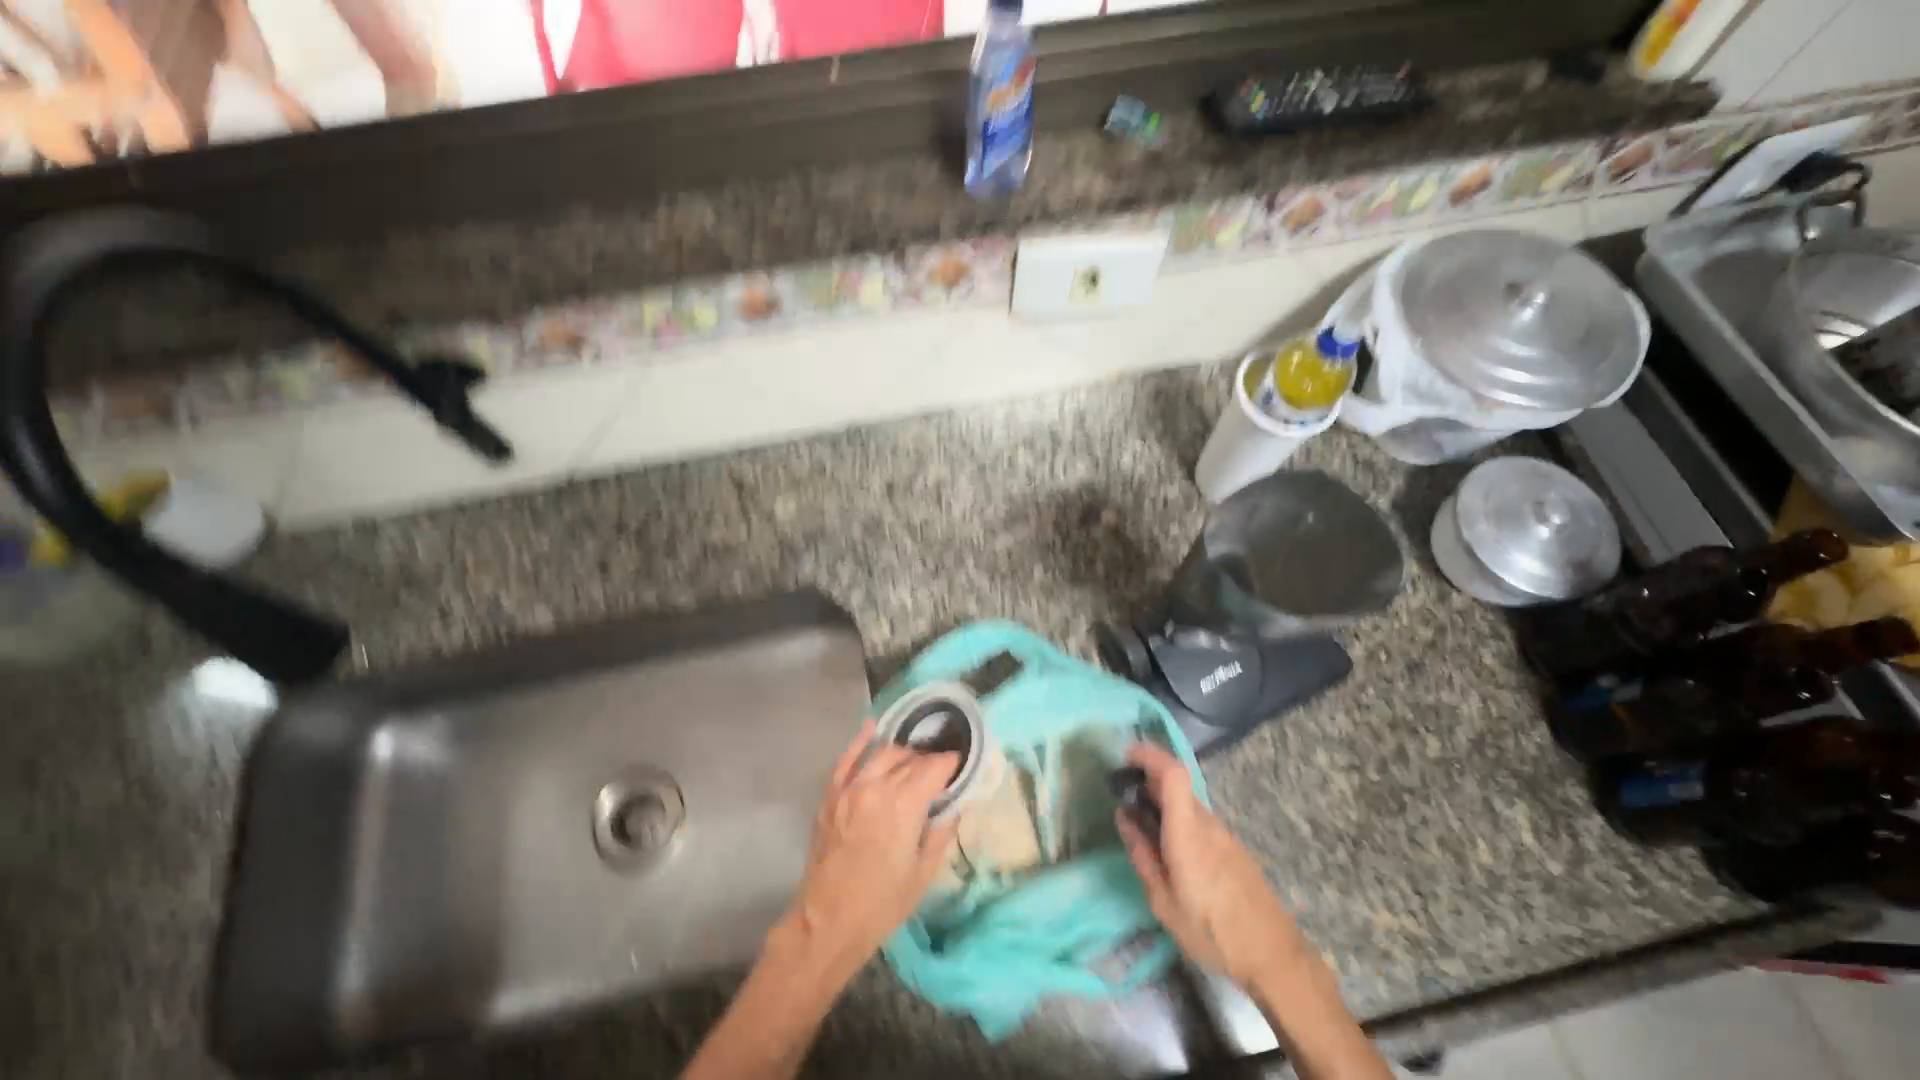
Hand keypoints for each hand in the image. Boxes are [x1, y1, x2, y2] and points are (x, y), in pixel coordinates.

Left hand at [780, 721, 959, 976]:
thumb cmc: (882, 904)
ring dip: (902, 753)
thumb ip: (941, 832)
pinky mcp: (830, 797)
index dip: (951, 764)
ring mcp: (849, 789)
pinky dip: (860, 742)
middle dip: (928, 760)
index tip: (961, 765)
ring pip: (882, 754)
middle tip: (940, 770)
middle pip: (909, 759)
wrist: (828, 921)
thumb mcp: (923, 873)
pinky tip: (871, 729)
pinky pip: (847, 760)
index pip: (935, 768)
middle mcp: (876, 787)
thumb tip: (956, 806)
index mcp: (905, 805)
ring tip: (914, 759)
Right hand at [1116, 742, 1304, 989]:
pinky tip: (1168, 849)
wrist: (1273, 955)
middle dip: (1148, 779)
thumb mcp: (1163, 901)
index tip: (1125, 756)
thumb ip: (1142, 854)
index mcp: (1188, 833)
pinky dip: (1178, 821)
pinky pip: (1200, 823)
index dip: (1150, 755)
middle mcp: (1208, 825)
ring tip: (1140, 826)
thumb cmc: (1210, 932)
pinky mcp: (1233, 850)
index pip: (1173, 773)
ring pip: (1188, 805)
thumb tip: (1124, 816)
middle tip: (1122, 794)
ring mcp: (1224, 836)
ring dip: (1163, 803)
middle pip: (1178, 785)